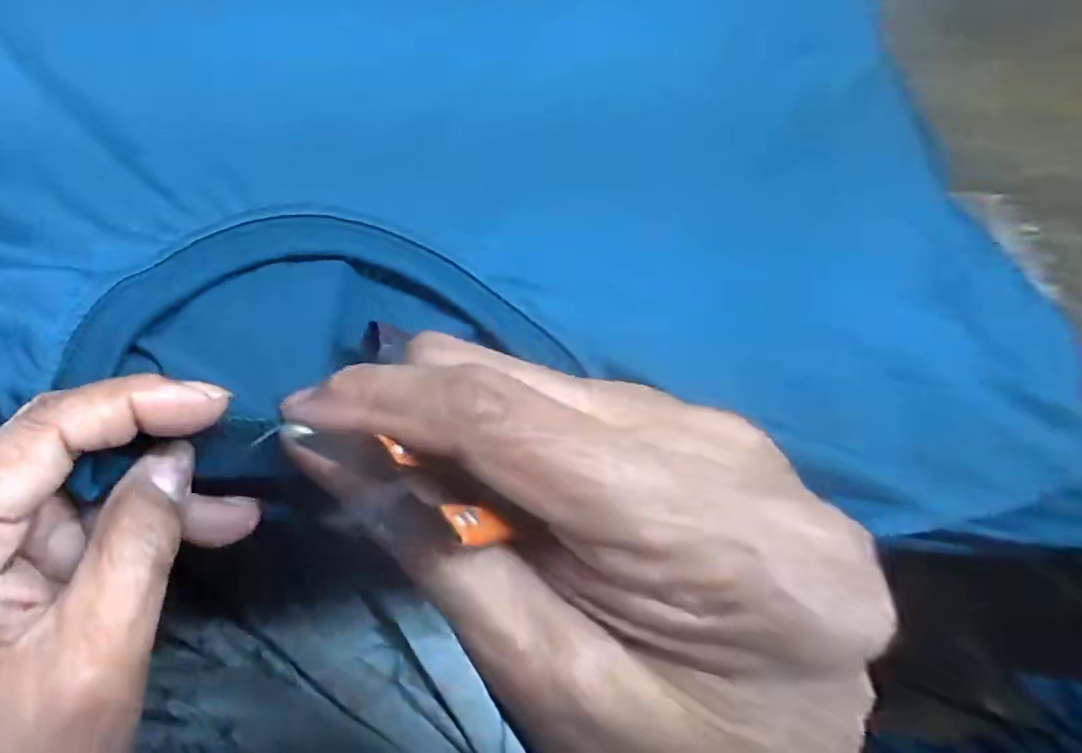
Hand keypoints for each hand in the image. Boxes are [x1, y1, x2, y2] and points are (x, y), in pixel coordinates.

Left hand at [0, 376, 261, 752]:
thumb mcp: (95, 657)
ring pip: (79, 467)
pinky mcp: (5, 546)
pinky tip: (205, 520)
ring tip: (228, 500)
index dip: (132, 402)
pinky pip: (82, 506)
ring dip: (155, 482)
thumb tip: (174, 458)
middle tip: (218, 424)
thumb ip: (138, 545)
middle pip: (58, 437)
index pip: (43, 430)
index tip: (207, 399)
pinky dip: (139, 514)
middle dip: (146, 433)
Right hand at [282, 333, 895, 752]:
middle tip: (342, 447)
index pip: (506, 421)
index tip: (301, 408)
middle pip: (507, 376)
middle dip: (401, 401)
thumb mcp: (533, 668)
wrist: (780, 750)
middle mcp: (719, 450)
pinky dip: (489, 418)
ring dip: (441, 408)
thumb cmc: (658, 744)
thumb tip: (319, 447)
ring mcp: (708, 421)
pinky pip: (547, 385)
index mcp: (712, 538)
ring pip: (518, 367)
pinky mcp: (685, 414)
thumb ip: (426, 544)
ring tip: (418, 470)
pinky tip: (489, 473)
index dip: (387, 401)